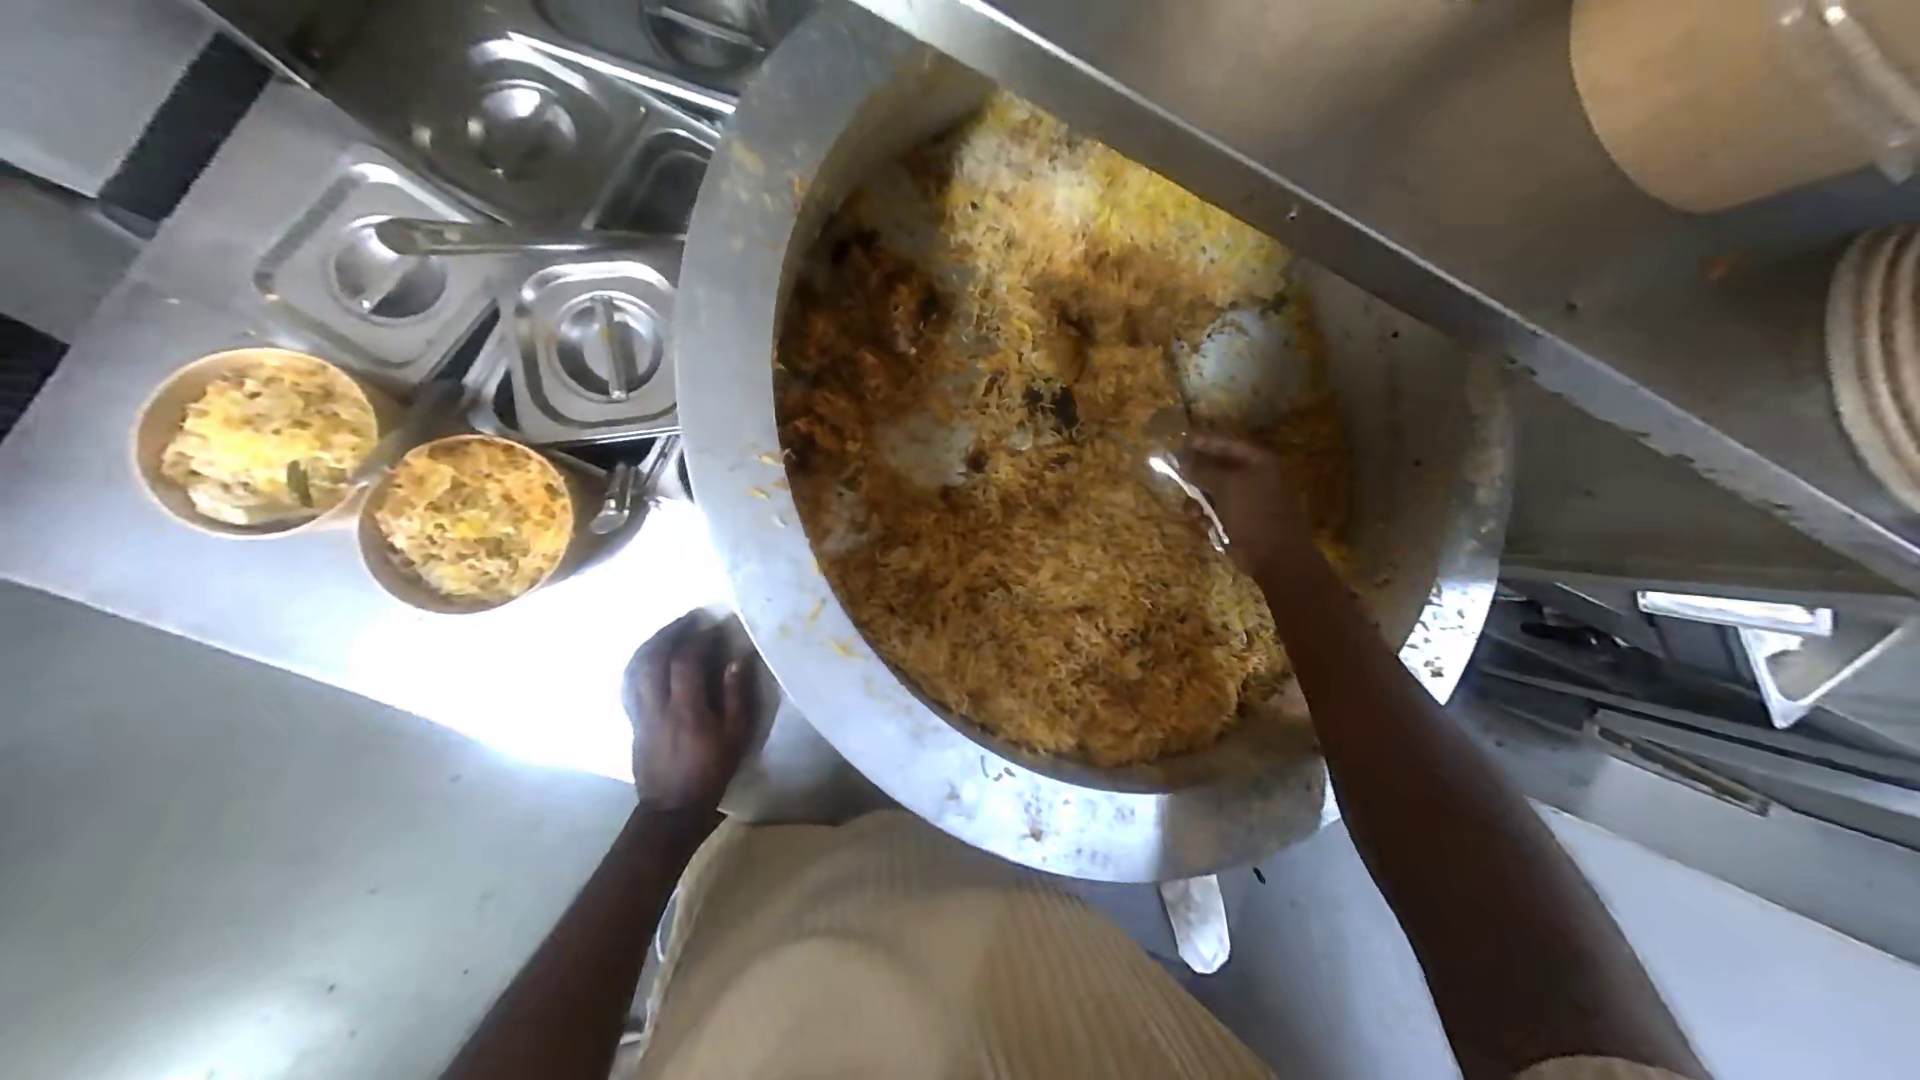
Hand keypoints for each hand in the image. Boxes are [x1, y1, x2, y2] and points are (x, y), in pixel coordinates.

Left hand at [622, 610, 755, 811]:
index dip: (699, 638)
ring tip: (670, 630)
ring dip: (652, 642)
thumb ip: (736, 695)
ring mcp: (640, 713)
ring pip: (636, 668)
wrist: (673, 807)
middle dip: (671, 631)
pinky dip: (639, 662)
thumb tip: (737, 659)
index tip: (715, 625)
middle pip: (654, 657)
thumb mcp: (736, 735)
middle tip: (690, 618)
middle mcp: (657, 706)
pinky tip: (650, 656)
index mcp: (686, 709)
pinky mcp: (632, 720)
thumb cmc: (711, 770)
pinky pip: (629, 683)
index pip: (686, 661)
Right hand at [1182, 433, 1317, 577]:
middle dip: (1198, 477)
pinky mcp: (1243, 521)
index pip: (1228, 444)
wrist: (1276, 556)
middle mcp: (1256, 478)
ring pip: (1214, 493)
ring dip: (1199, 502)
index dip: (1205, 441)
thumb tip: (1183, 459)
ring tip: (1193, 513)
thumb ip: (1203, 470)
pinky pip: (1218, 512)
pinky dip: (1208, 518)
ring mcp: (1250, 500)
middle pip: (1218, 469)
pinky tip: (1205, 526)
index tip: (1183, 440)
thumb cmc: (1253, 513)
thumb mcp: (1226, 486)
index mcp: (1259, 462)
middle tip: (1178, 478)